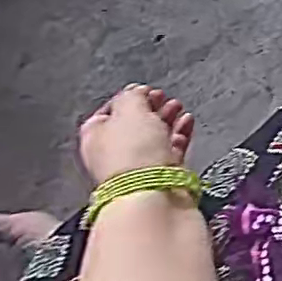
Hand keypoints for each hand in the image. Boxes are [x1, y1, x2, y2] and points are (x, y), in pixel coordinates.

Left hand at [78, 85, 195, 184]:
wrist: (154, 190)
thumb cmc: (133, 154)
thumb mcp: (130, 109)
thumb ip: (132, 95)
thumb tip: (136, 91)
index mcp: (94, 137)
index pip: (109, 112)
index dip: (128, 99)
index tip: (143, 90)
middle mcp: (113, 153)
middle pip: (134, 125)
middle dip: (151, 109)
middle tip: (164, 98)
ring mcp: (139, 165)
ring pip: (154, 137)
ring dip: (168, 120)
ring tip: (178, 108)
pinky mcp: (162, 174)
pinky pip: (172, 149)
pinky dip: (181, 134)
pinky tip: (186, 123)